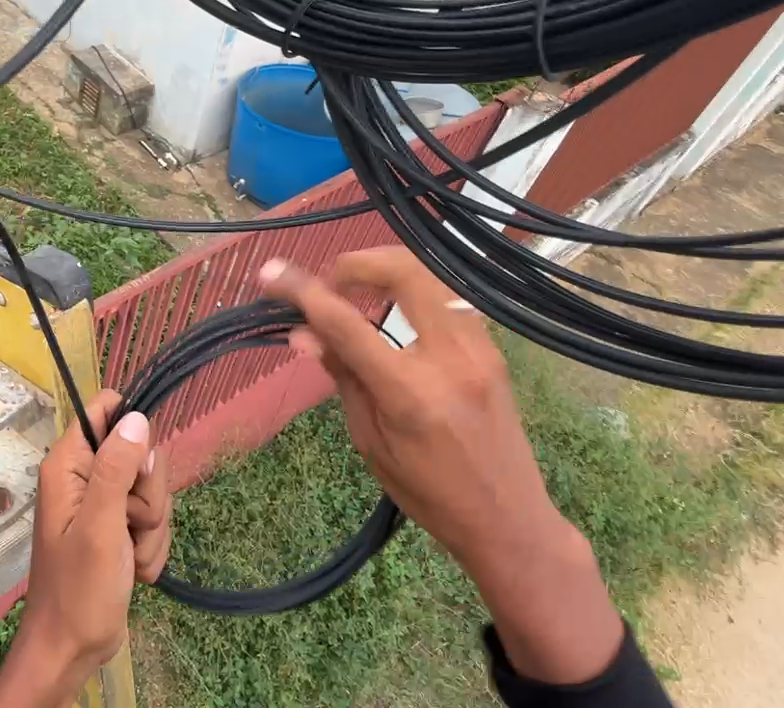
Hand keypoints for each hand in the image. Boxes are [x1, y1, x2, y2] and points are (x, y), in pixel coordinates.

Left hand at [0, 391, 169, 707]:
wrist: (71, 650)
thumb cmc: (78, 590)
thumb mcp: (100, 526)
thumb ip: (117, 469)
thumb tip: (137, 417)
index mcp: (69, 463)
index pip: (106, 410)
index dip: (132, 429)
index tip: (139, 467)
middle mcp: (85, 475)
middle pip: (140, 452)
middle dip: (148, 495)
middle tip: (130, 524)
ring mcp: (103, 503)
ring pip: (151, 489)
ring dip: (152, 527)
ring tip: (130, 556)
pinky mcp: (119, 527)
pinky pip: (152, 518)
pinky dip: (151, 545)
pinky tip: (136, 570)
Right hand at [259, 248, 623, 685]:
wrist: (511, 521)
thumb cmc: (428, 493)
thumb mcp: (370, 441)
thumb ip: (342, 376)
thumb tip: (302, 332)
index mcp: (410, 393)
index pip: (347, 324)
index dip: (303, 292)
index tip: (272, 274)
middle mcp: (451, 359)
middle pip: (405, 273)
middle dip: (358, 263)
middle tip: (331, 280)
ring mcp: (480, 349)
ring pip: (432, 275)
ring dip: (388, 268)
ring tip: (359, 288)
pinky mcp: (493, 349)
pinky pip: (449, 296)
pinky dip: (415, 287)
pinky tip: (395, 306)